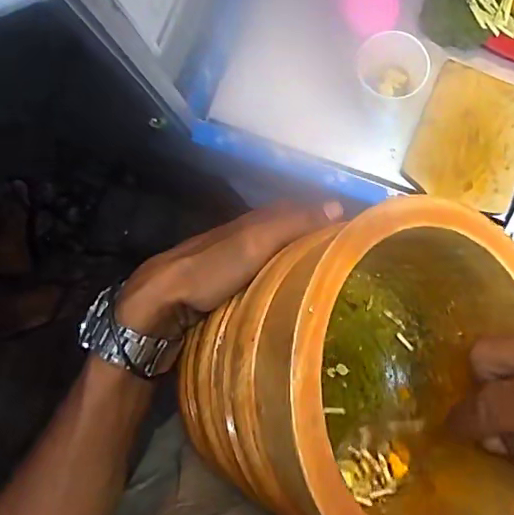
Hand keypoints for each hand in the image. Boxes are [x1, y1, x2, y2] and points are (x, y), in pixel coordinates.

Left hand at [115, 201, 341, 339]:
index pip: (293, 212)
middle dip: (312, 242)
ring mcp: (230, 269)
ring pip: (271, 261)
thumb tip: (337, 207)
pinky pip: (260, 284)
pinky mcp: (222, 294)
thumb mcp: (251, 244)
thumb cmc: (207, 272)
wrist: (157, 307)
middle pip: (282, 236)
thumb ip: (288, 225)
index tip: (355, 233)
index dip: (321, 217)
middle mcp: (240, 241)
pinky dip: (279, 285)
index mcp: (249, 225)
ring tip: (328, 283)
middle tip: (349, 262)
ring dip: (296, 266)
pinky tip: (291, 301)